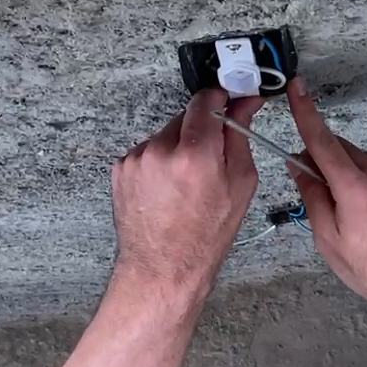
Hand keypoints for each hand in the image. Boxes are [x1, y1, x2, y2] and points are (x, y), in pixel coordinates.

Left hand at [111, 89, 266, 298]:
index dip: (220, 97)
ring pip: (167, 134)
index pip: (205, 100)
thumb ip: (240, 136)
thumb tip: (245, 104)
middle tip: (211, 158)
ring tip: (186, 182)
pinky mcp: (121, 168)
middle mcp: (161, 151)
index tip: (228, 100)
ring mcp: (137, 159)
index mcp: (196, 155)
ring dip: (179, 146)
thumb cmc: (206, 235)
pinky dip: (161, 161)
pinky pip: (149, 151)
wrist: (164, 269)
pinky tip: (168, 188)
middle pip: (187, 117)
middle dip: (201, 130)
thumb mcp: (241, 183)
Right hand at [284, 77, 366, 313]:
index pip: (323, 142)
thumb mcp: (329, 239)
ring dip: (348, 173)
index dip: (306, 113)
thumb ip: (312, 196)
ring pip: (362, 161)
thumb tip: (299, 166)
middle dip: (325, 159)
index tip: (299, 88)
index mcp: (355, 190)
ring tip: (349, 211)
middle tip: (314, 185)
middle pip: (342, 150)